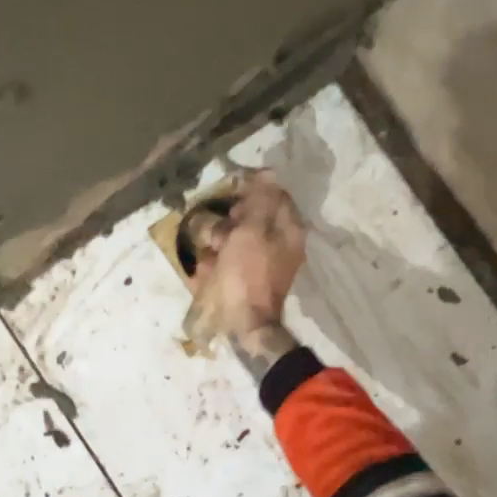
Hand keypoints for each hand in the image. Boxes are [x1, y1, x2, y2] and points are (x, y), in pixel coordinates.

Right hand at [188, 170, 306, 339]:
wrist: (244, 325)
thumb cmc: (248, 274)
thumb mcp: (251, 231)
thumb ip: (260, 200)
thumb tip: (269, 171)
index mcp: (287, 228)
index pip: (272, 193)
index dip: (249, 189)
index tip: (230, 192)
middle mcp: (279, 241)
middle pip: (249, 214)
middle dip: (229, 220)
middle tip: (222, 232)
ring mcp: (261, 260)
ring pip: (232, 235)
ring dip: (217, 241)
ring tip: (212, 255)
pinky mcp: (245, 276)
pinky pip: (226, 258)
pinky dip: (216, 262)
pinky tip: (209, 271)